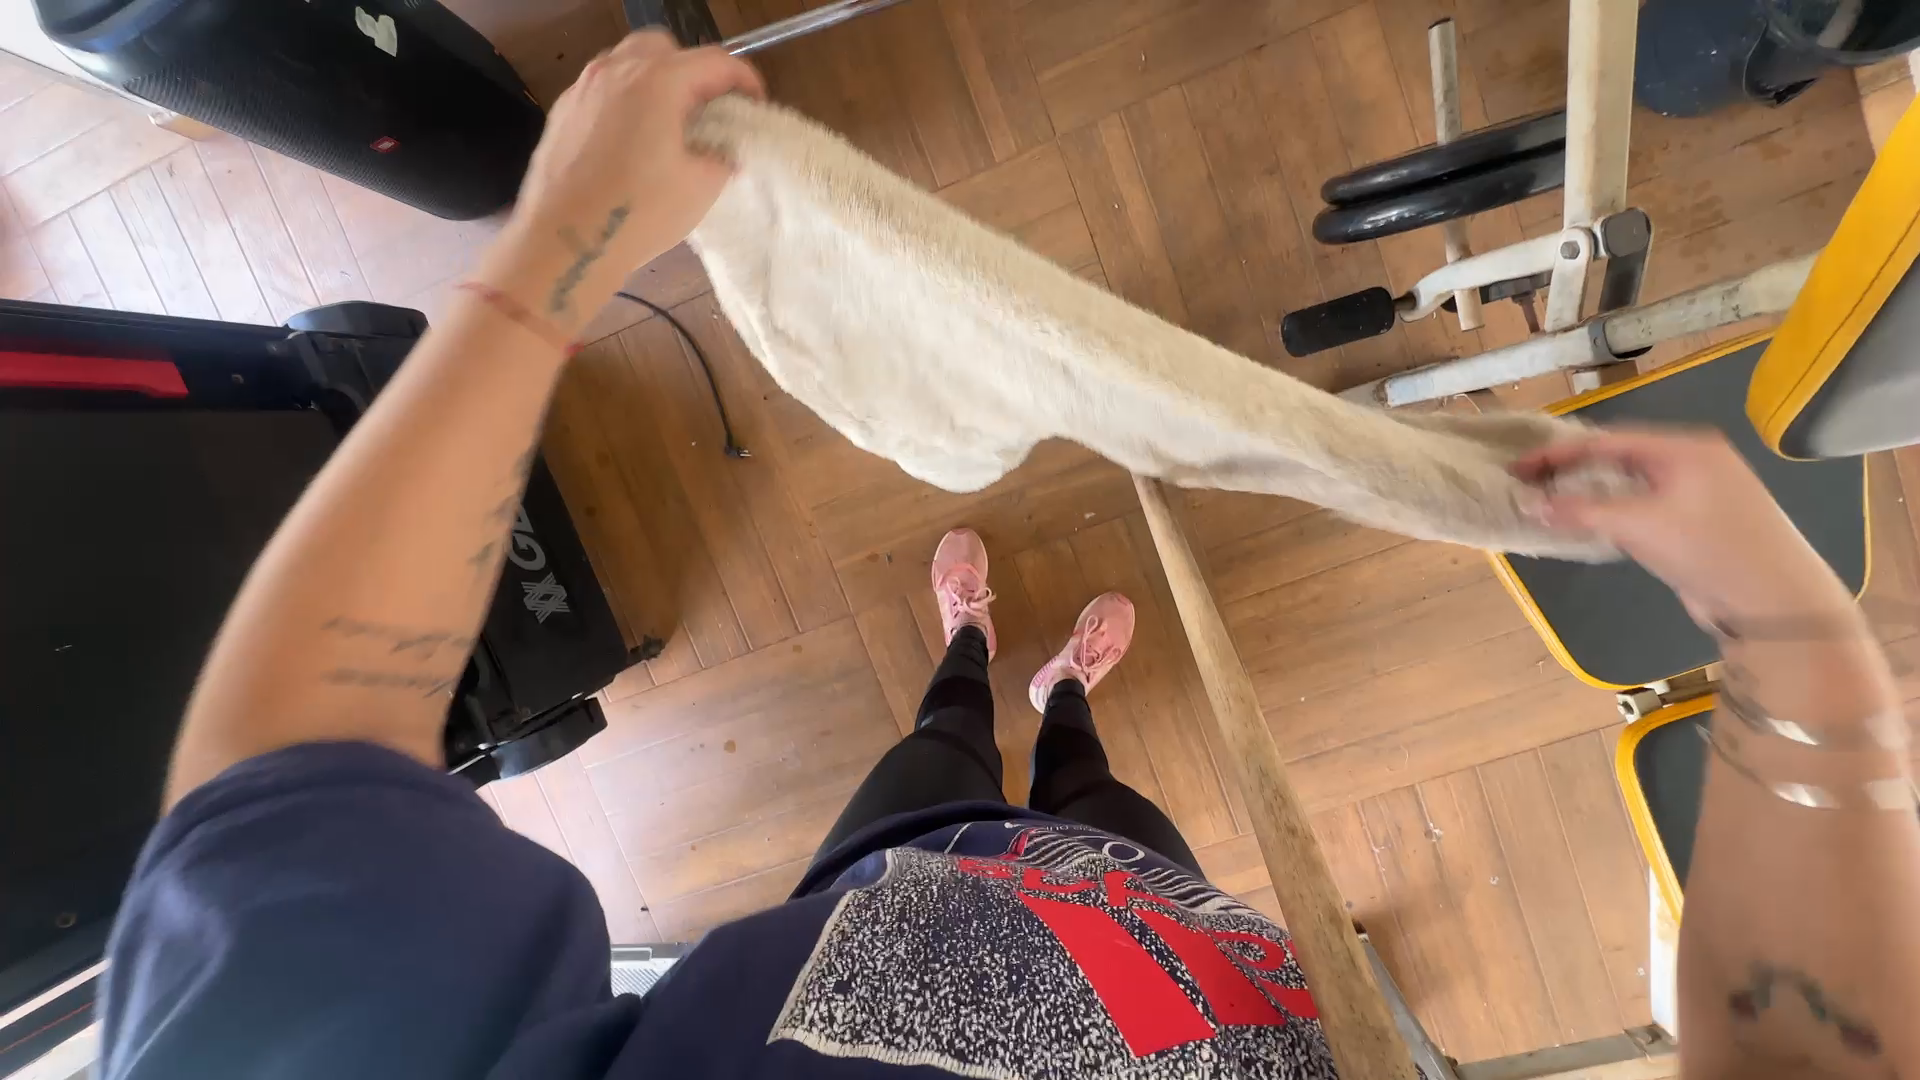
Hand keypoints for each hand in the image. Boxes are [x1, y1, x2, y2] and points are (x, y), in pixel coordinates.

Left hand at [481, 31, 763, 333]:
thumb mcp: (701, 189)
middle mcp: (618, 70)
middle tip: (709, 111)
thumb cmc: (641, 212)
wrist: (569, 238)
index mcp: (659, 81)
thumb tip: (723, 153)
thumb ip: (721, 159)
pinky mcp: (564, 110)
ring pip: (629, 64)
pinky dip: (628, 103)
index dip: (744, 80)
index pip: (714, 62)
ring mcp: (585, 86)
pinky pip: (605, 91)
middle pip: (665, 49)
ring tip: (672, 126)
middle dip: (694, 72)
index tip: (756, 104)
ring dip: (658, 84)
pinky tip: (635, 143)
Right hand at [1511, 428, 1853, 625]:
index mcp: (1684, 448)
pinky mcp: (1693, 517)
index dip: (1554, 454)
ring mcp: (1696, 489)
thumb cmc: (1706, 548)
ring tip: (1546, 500)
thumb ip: (1576, 510)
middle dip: (1567, 469)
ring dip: (1583, 490)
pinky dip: (1604, 506)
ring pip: (1624, 480)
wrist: (1773, 600)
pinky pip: (1636, 501)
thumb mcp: (1634, 524)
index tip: (1514, 469)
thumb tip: (1527, 504)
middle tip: (1526, 484)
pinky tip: (1582, 519)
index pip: (1603, 440)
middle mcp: (1692, 460)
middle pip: (1614, 456)